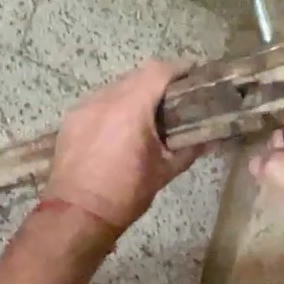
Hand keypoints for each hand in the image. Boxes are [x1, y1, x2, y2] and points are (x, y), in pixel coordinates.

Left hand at [44, 60, 198, 230]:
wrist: (77, 214)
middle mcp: (105, 99)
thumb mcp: (164, 171)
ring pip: (116, 87)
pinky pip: (98, 102)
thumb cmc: (125, 194)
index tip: (194, 75)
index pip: (159, 71)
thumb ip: (190, 149)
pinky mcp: (71, 119)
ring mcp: (84, 107)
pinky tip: (121, 126)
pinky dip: (114, 106)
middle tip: (175, 99)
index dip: (180, 68)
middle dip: (158, 82)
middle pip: (137, 76)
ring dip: (134, 93)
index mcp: (131, 107)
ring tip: (148, 114)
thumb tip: (211, 139)